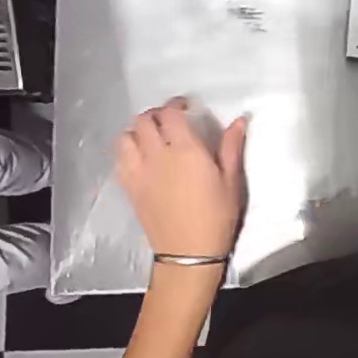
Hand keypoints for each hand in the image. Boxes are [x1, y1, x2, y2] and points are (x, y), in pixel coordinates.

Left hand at [115, 98, 248, 258]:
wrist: (189, 253)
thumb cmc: (217, 217)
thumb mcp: (231, 181)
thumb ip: (231, 148)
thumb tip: (238, 121)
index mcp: (186, 150)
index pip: (171, 114)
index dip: (176, 104)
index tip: (185, 106)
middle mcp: (158, 155)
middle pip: (144, 121)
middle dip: (155, 115)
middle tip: (168, 121)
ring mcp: (139, 172)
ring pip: (126, 137)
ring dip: (136, 131)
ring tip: (150, 137)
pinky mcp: (130, 188)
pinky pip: (119, 159)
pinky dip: (127, 151)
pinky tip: (139, 158)